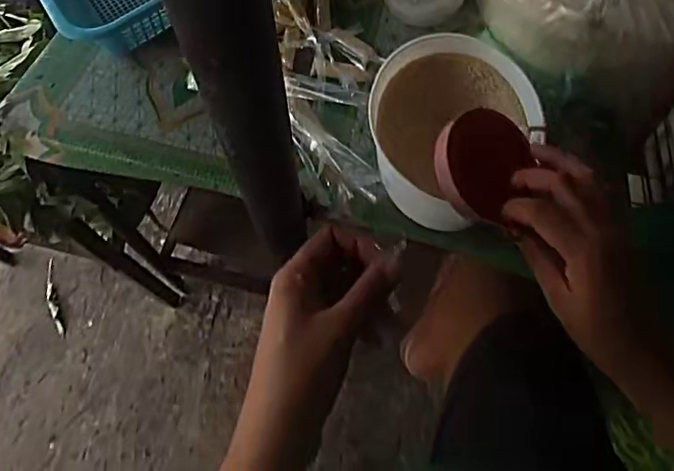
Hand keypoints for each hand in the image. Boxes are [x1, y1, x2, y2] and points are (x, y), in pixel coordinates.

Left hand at [222, 225, 396, 470]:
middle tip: (394, 291)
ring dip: (370, 297)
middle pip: (340, 260)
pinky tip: (378, 336)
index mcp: (295, 275)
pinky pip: (343, 310)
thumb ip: (369, 288)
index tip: (385, 263)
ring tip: (390, 319)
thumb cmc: (301, 374)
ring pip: (345, 286)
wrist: (275, 438)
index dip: (359, 243)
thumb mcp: (339, 327)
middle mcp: (299, 286)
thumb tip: (398, 255)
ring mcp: (307, 311)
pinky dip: (362, 316)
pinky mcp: (316, 334)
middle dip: (369, 272)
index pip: (331, 235)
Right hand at [506, 148, 673, 470]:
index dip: (518, 204)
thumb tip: (515, 229)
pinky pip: (599, 188)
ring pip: (586, 177)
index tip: (500, 208)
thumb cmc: (599, 334)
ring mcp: (615, 221)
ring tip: (536, 149)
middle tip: (511, 176)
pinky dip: (579, 172)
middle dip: (534, 174)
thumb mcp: (560, 302)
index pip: (543, 211)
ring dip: (560, 161)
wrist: (647, 347)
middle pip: (564, 184)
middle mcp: (600, 226)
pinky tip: (564, 171)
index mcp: (583, 248)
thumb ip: (538, 259)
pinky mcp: (622, 224)